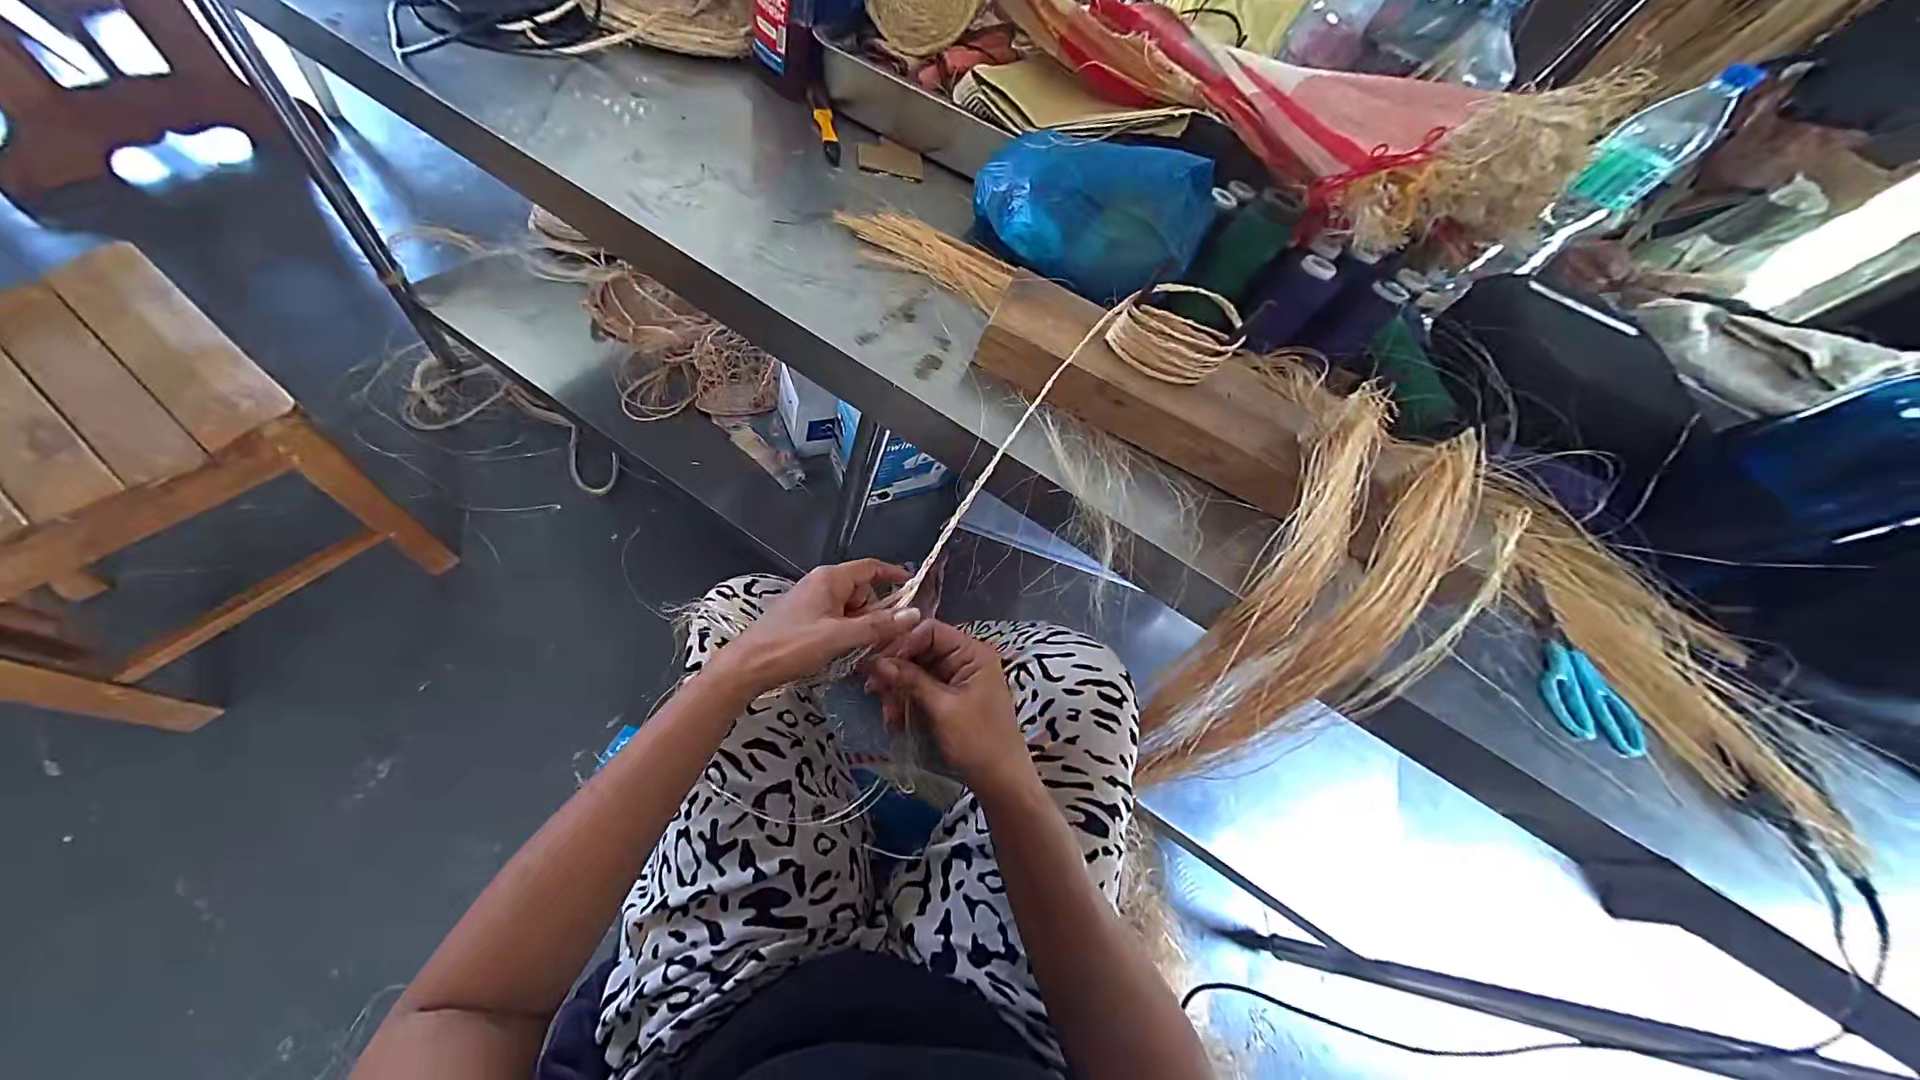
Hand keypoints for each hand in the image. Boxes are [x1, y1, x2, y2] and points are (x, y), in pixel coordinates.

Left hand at [707, 560, 919, 696]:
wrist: (746, 668)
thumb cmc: (790, 647)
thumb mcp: (839, 637)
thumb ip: (878, 626)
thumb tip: (913, 614)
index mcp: (830, 579)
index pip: (871, 567)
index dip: (895, 575)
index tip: (915, 588)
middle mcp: (821, 583)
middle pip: (863, 590)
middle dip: (876, 612)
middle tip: (881, 638)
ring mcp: (811, 601)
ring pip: (850, 608)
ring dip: (861, 626)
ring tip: (859, 649)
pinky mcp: (804, 618)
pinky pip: (836, 619)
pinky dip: (846, 632)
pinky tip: (844, 651)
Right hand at [864, 619, 1035, 798]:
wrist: (1000, 780)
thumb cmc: (978, 740)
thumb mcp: (942, 708)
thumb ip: (910, 680)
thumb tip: (876, 661)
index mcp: (973, 652)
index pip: (930, 630)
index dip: (903, 643)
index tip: (881, 664)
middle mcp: (965, 658)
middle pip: (920, 650)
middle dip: (896, 669)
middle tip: (872, 689)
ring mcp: (956, 677)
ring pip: (916, 671)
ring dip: (897, 689)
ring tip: (885, 711)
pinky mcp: (948, 696)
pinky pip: (920, 688)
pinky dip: (906, 700)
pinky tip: (893, 718)